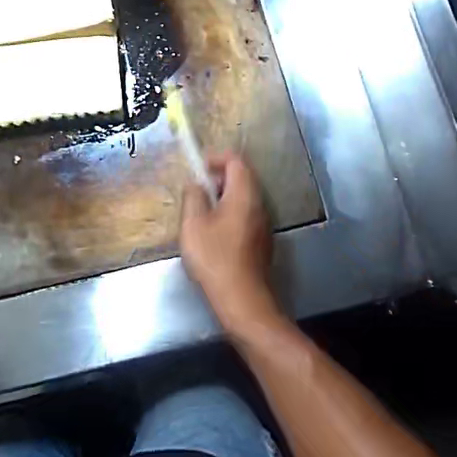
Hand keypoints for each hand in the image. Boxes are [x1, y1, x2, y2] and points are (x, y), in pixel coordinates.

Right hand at [180, 152, 286, 341]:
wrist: (242, 298)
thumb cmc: (215, 258)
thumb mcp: (193, 224)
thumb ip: (193, 197)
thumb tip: (196, 184)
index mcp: (244, 195)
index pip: (236, 161)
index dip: (216, 158)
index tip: (198, 167)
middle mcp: (259, 205)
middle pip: (242, 178)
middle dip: (218, 177)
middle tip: (197, 190)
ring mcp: (263, 223)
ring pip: (244, 198)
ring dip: (223, 197)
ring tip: (201, 212)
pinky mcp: (262, 241)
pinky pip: (246, 215)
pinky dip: (230, 213)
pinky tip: (214, 233)